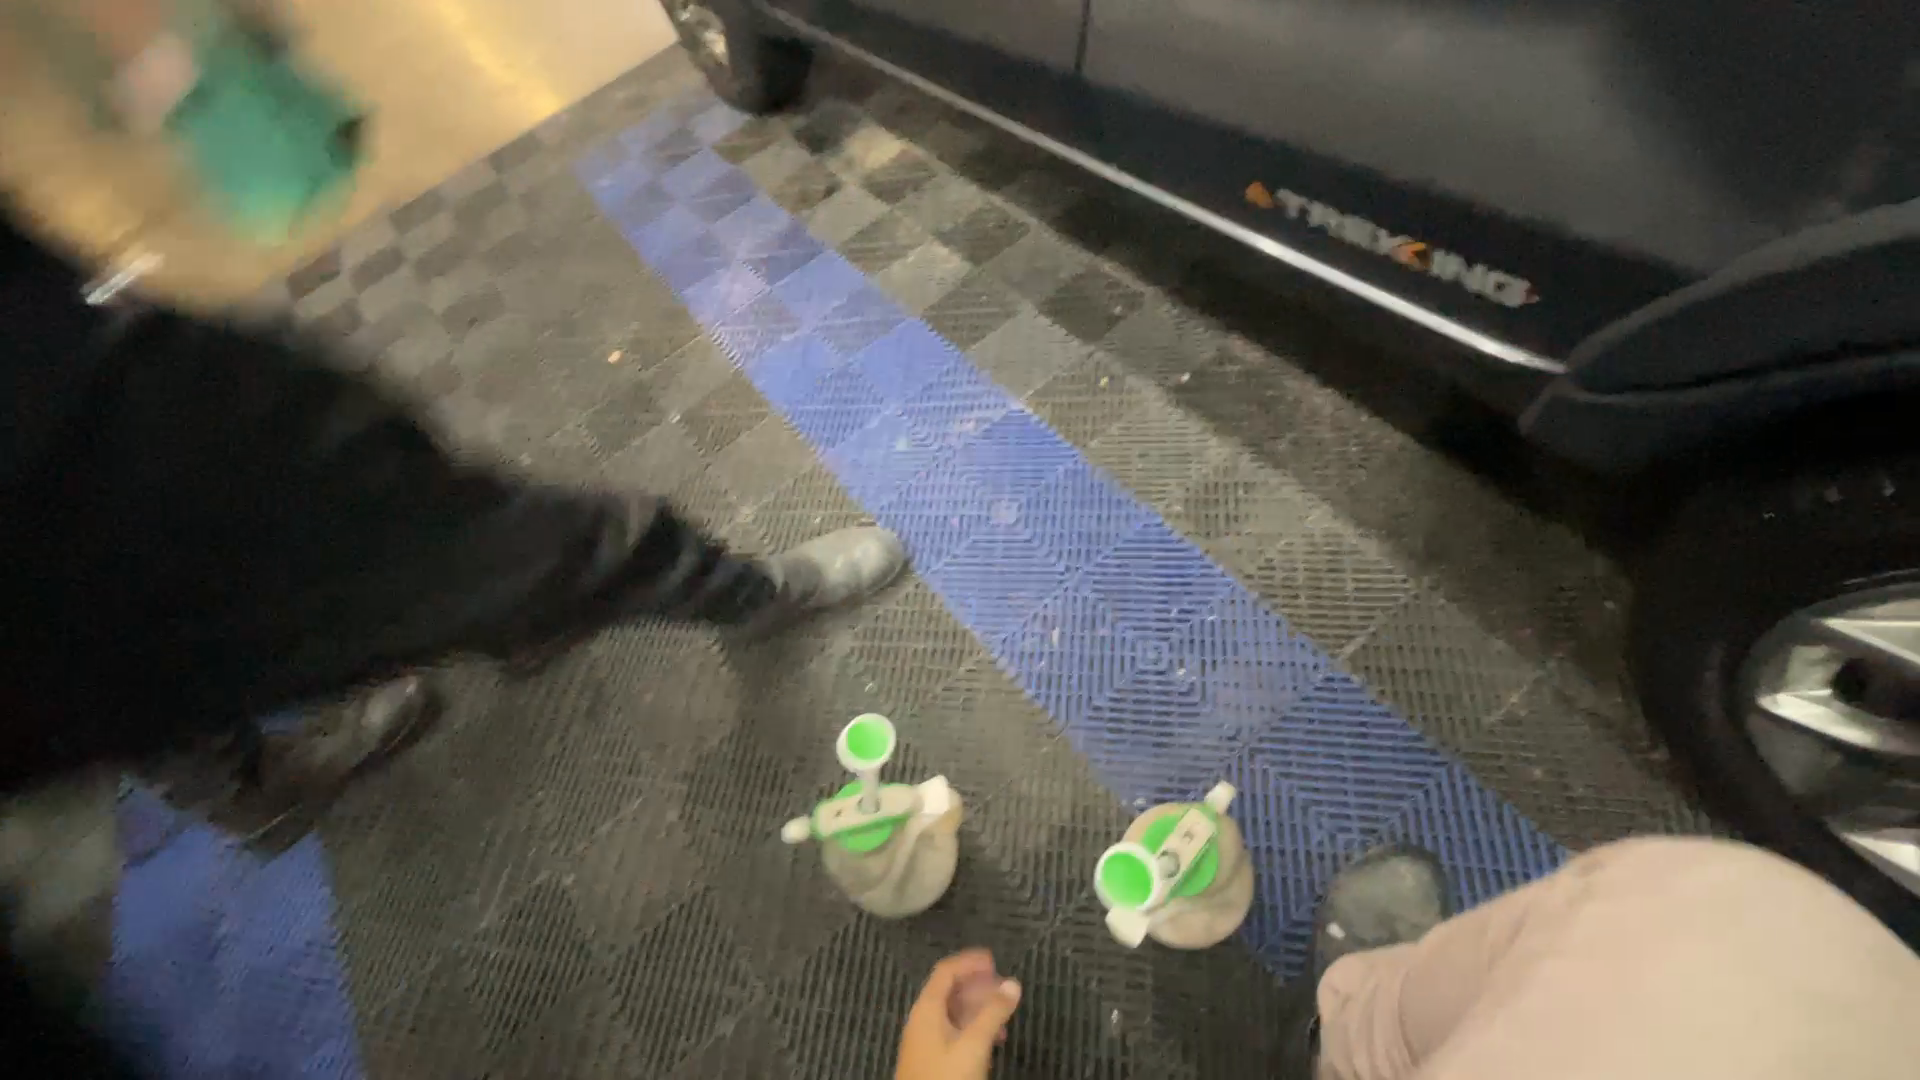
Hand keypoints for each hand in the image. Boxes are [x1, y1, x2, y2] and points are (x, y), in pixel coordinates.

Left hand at [895, 949, 1022, 1079]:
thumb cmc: (946, 1078)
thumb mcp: (974, 1045)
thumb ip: (993, 1013)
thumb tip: (1013, 983)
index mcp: (927, 1008)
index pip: (947, 971)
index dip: (970, 962)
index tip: (994, 960)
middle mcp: (922, 1019)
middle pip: (950, 990)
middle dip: (978, 985)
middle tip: (1004, 988)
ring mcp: (925, 1041)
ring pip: (953, 1012)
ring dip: (978, 1008)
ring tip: (1004, 1014)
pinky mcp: (931, 1060)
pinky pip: (953, 1031)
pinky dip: (973, 1027)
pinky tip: (993, 1039)